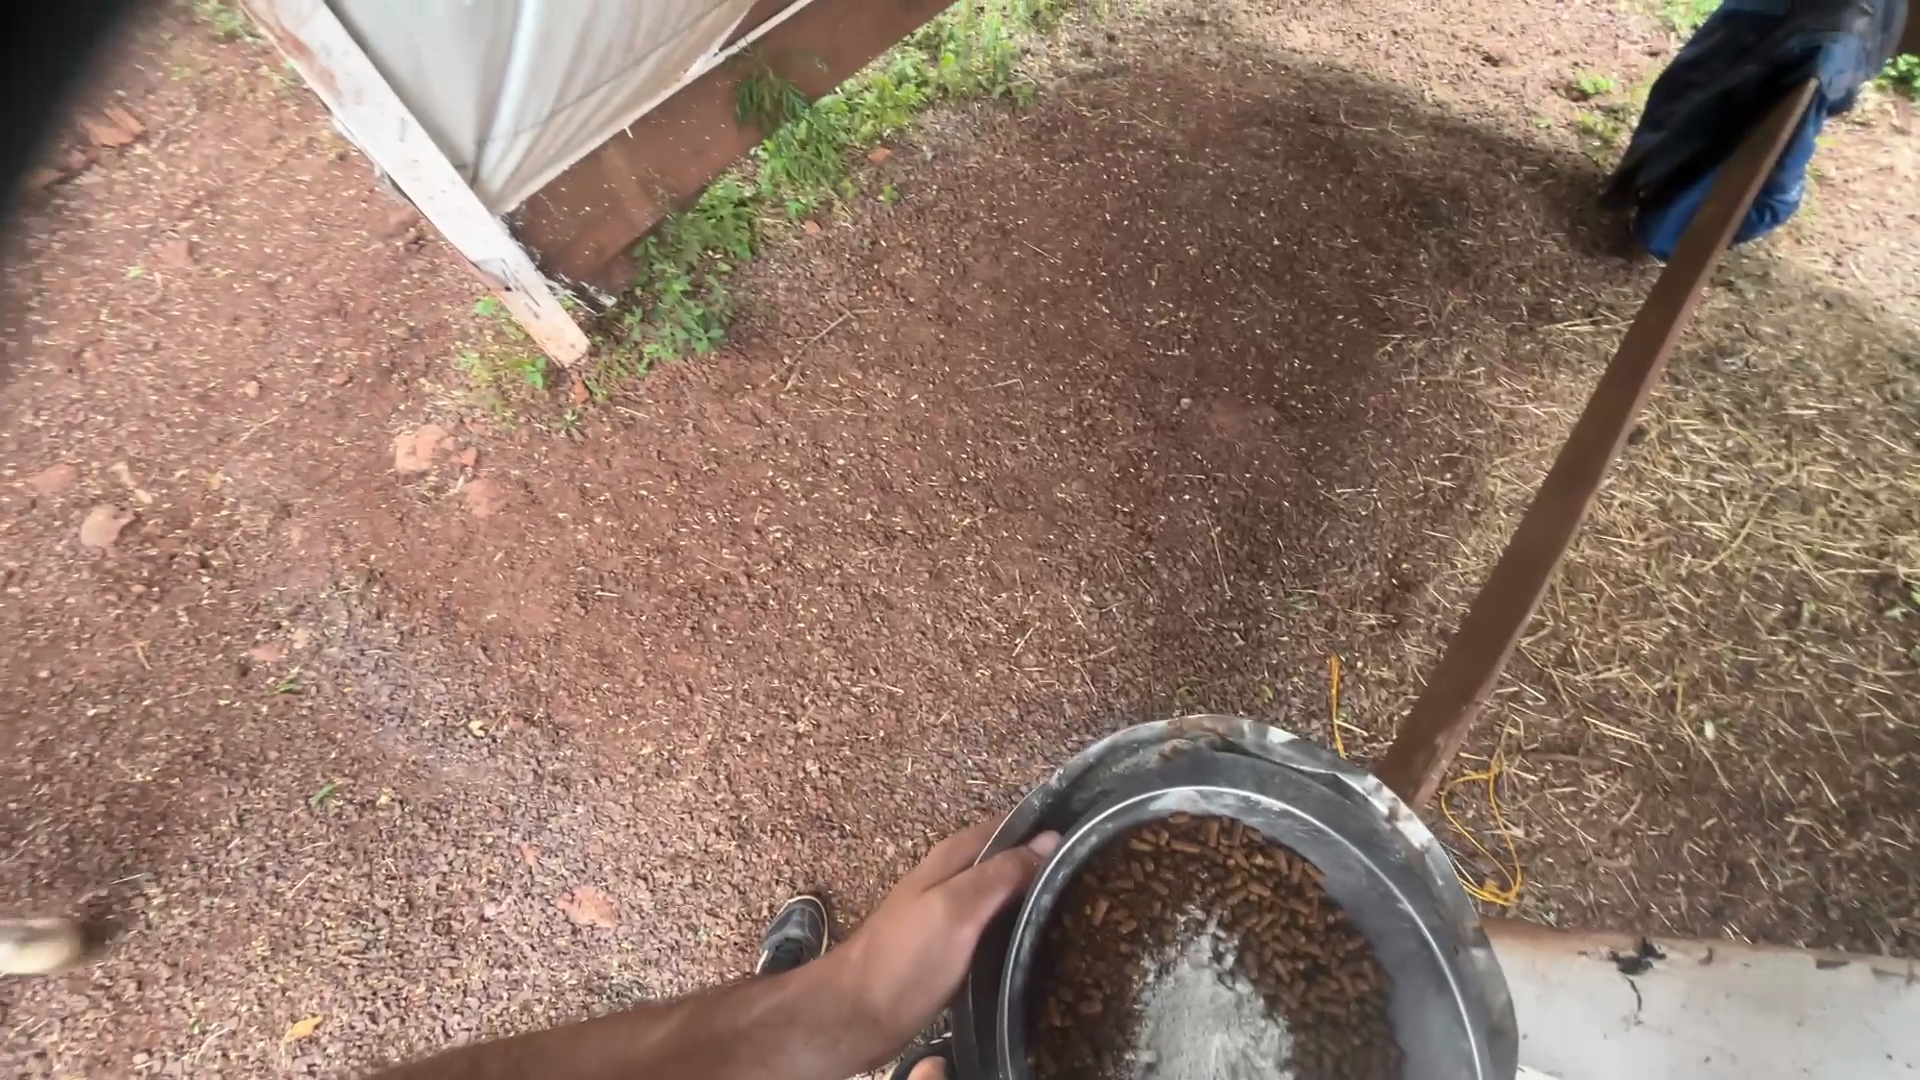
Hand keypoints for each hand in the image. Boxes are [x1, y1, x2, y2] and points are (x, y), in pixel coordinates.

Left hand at [815, 820, 1060, 1069]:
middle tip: (1088, 882)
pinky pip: (995, 924)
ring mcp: (952, 910)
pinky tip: (1041, 942)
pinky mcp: (953, 944)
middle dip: (1044, 865)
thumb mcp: (959, 907)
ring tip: (1077, 910)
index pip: (1009, 827)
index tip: (1085, 843)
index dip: (1044, 831)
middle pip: (1008, 858)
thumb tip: (1050, 838)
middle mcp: (954, 875)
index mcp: (955, 855)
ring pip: (1003, 892)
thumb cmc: (908, 956)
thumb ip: (1001, 872)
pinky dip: (1018, 926)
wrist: (859, 1012)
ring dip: (1032, 896)